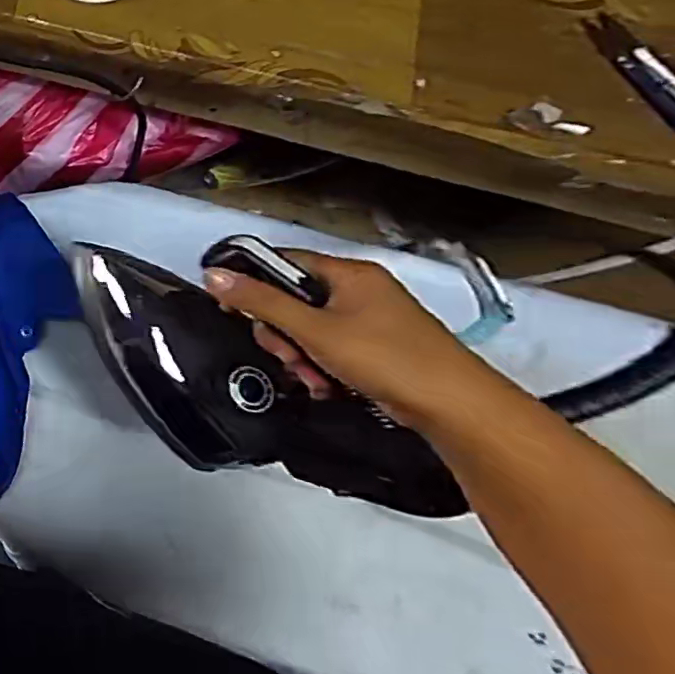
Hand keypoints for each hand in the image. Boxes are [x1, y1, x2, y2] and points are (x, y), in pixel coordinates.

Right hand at [203, 249, 513, 429]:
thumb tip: (214, 275)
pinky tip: (325, 381)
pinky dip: (317, 364)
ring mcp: (369, 319)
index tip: (230, 304)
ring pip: (304, 327)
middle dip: (278, 331)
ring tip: (311, 373)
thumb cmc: (392, 361)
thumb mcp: (313, 329)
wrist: (460, 412)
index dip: (249, 280)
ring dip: (296, 353)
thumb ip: (260, 300)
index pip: (280, 262)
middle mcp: (359, 291)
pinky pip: (325, 346)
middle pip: (289, 299)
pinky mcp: (373, 347)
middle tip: (286, 351)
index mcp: (349, 274)